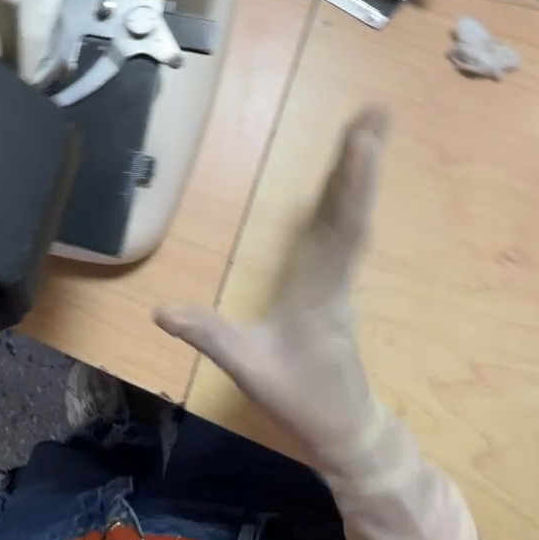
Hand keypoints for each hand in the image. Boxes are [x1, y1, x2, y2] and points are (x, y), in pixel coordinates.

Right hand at [154, 105, 386, 468]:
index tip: (362, 144)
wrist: (345, 428)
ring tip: (369, 127)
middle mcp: (336, 274)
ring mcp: (339, 275)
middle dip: (361, 161)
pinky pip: (345, 225)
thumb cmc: (300, 398)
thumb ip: (208, 336)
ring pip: (352, 214)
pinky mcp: (335, 278)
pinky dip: (348, 192)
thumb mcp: (249, 370)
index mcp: (319, 292)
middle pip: (352, 210)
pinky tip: (347, 173)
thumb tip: (160, 310)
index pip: (339, 232)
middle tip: (378, 111)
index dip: (350, 188)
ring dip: (358, 170)